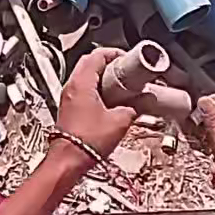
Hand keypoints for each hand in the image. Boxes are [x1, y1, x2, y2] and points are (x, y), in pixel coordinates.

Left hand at [53, 48, 138, 162]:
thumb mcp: (119, 122)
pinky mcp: (69, 109)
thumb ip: (135, 107)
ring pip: (85, 76)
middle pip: (89, 63)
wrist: (68, 161)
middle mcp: (71, 87)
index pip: (96, 56)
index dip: (114, 53)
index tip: (126, 57)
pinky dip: (96, 88)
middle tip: (124, 68)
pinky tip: (108, 100)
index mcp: (81, 83)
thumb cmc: (86, 142)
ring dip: (102, 76)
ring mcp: (68, 98)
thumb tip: (145, 102)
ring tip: (119, 84)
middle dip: (108, 63)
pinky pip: (82, 90)